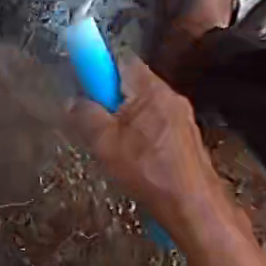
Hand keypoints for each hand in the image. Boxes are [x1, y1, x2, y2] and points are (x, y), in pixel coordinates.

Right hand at [67, 56, 227, 238]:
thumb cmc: (149, 172)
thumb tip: (73, 101)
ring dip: (123, 118)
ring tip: (112, 145)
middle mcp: (169, 96)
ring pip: (142, 105)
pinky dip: (138, 132)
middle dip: (108, 98)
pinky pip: (155, 123)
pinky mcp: (185, 137)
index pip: (120, 59)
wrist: (192, 206)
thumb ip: (84, 115)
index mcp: (150, 90)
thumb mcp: (104, 143)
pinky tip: (132, 158)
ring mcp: (181, 116)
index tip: (81, 80)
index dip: (96, 65)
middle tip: (93, 121)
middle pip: (131, 83)